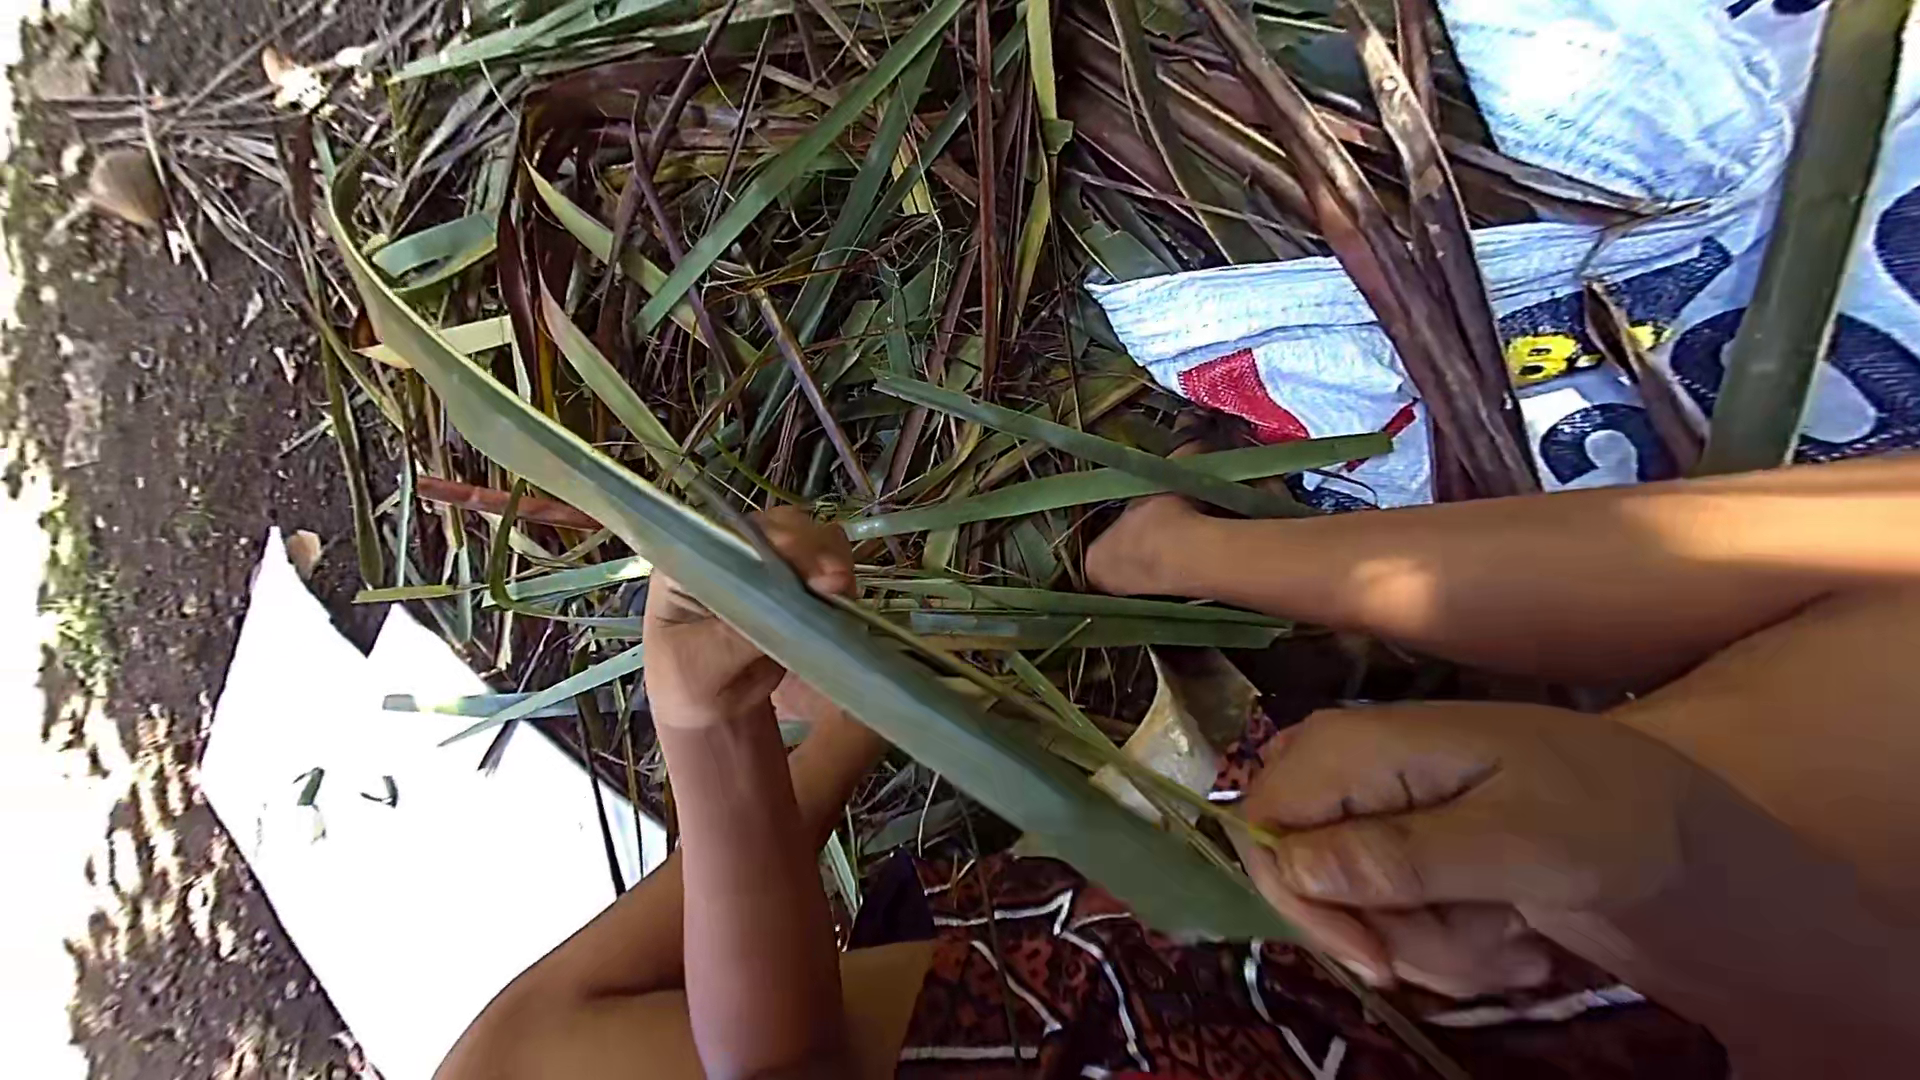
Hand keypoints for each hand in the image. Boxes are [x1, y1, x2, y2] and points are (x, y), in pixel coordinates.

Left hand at [643, 506, 855, 727]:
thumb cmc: (686, 683)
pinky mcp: (801, 589)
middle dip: (814, 549)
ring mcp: (773, 569)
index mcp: (698, 558)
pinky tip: (844, 603)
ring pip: (813, 542)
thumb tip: (792, 612)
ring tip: (843, 594)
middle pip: (784, 527)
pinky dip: (841, 581)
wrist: (712, 712)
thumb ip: (740, 634)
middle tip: (835, 582)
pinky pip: (828, 571)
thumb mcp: (699, 661)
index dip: (778, 541)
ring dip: (833, 562)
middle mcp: (738, 553)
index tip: (806, 566)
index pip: (741, 532)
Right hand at [1239, 701, 1696, 995]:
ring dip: (1426, 945)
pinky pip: (1373, 908)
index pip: (1260, 822)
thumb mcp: (1525, 843)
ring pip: (1338, 902)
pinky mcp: (1385, 841)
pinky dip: (1437, 942)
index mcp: (1343, 746)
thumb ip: (1406, 856)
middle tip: (1477, 947)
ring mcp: (1358, 805)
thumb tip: (1294, 870)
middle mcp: (1332, 769)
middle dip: (1383, 929)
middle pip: (1297, 868)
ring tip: (1511, 940)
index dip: (1296, 896)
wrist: (1680, 821)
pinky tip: (1505, 935)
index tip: (1378, 962)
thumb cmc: (1611, 813)